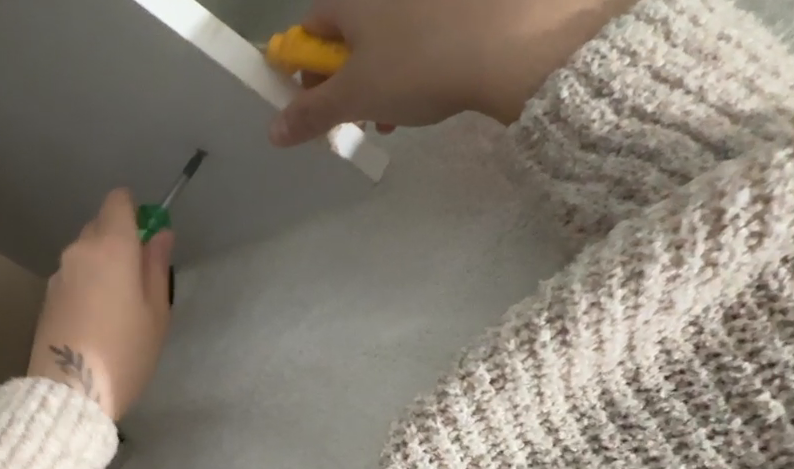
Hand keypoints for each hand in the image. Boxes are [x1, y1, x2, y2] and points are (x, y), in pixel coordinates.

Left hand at [25, 189, 174, 420]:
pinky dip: (84, 291)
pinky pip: (71, 281)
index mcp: (110, 246)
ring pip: (83, 257)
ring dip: (99, 271)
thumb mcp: (156, 313)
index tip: (146, 244)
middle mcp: (78, 252)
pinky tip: (93, 325)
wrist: (69, 394)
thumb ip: (157, 267)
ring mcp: (57, 277)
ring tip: (113, 313)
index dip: (135, 214)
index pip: (119, 201)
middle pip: (99, 228)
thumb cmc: (124, 354)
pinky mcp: (45, 302)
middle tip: (136, 286)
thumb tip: (159, 235)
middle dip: (118, 244)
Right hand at [268, 0, 636, 145]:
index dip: (306, 72)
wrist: (518, 43)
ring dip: (384, 79)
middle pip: (352, 35)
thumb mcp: (354, 98)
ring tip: (397, 115)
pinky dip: (420, 62)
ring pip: (391, 37)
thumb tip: (274, 131)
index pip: (311, 29)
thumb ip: (309, 115)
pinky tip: (433, 90)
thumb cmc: (419, 65)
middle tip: (358, 117)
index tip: (316, 105)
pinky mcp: (468, 5)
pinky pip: (429, 31)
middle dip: (348, 81)